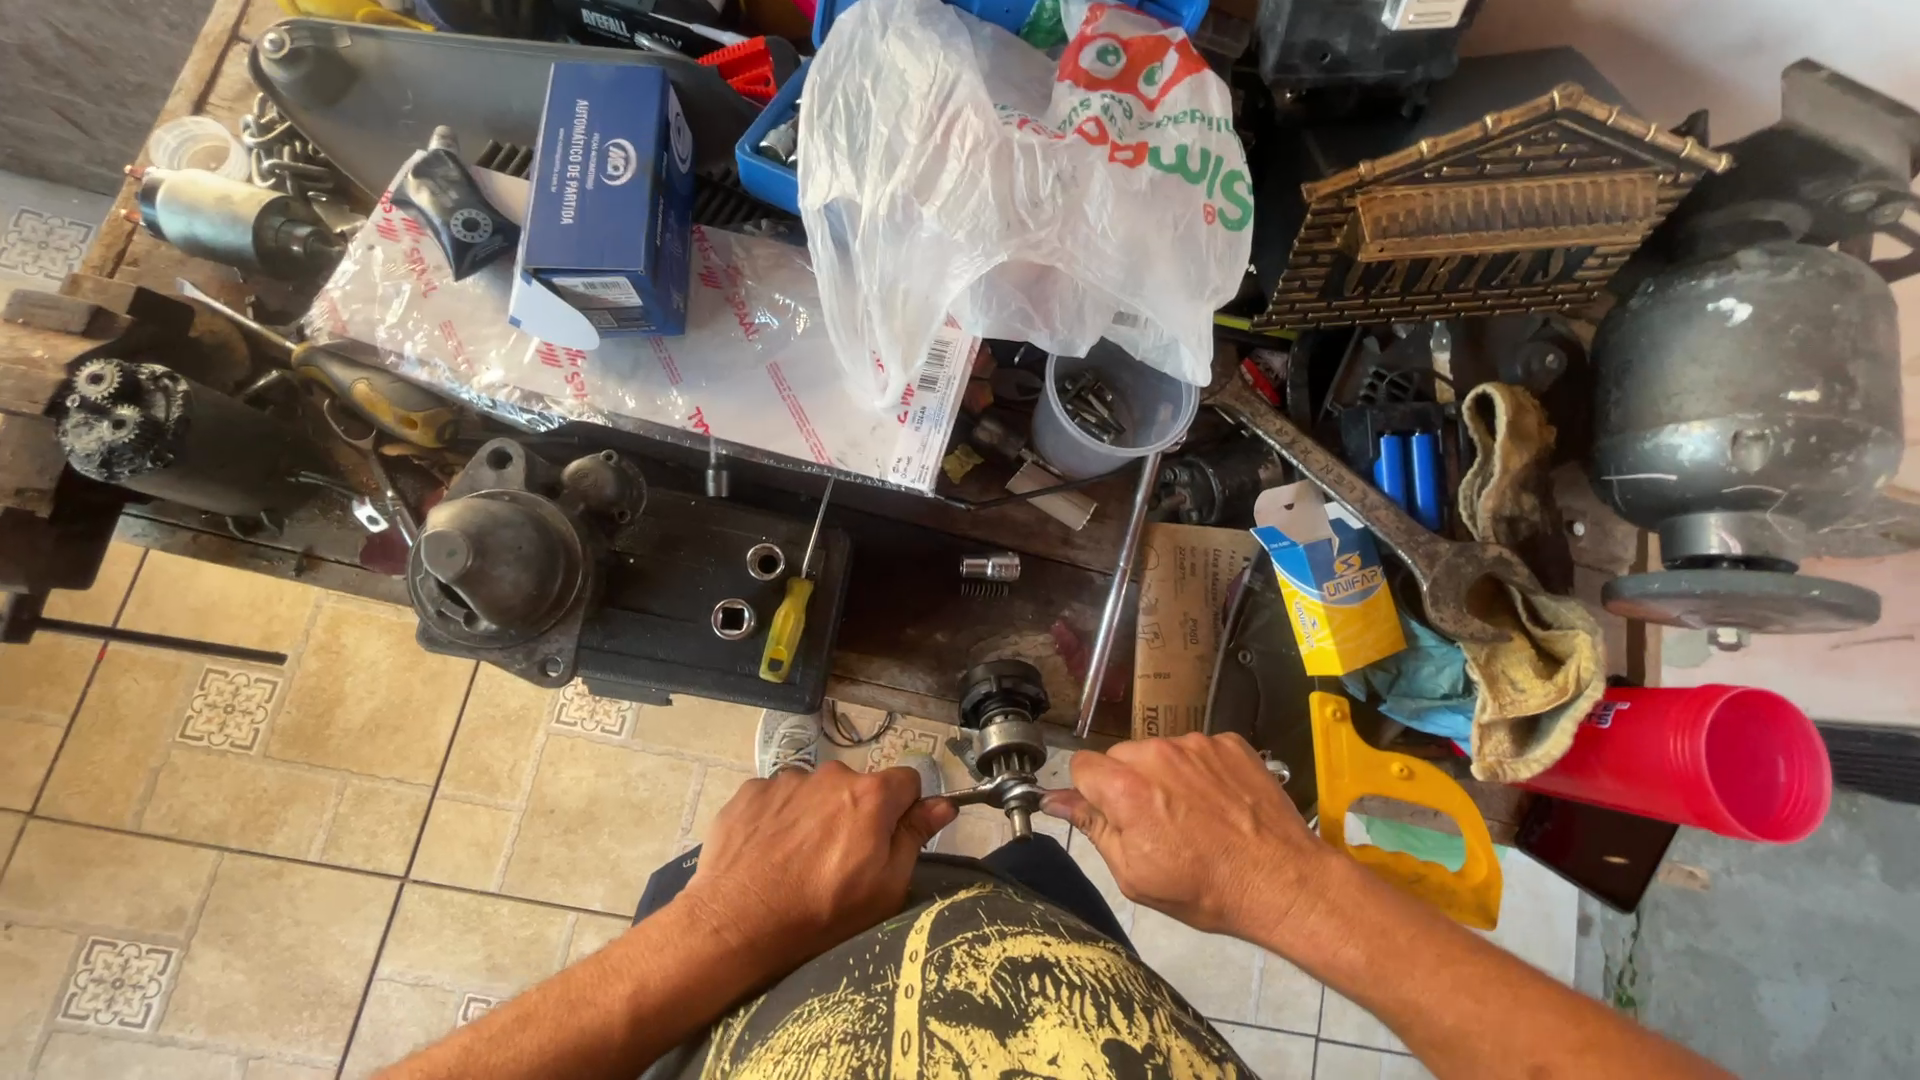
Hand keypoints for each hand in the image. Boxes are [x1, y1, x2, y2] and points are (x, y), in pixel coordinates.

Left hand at [678, 761, 955, 974]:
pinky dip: (778, 818)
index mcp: (871, 795)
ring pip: (815, 791)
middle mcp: (831, 774)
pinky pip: (777, 798)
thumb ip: (914, 837)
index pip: (907, 780)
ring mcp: (786, 779)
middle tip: (837, 860)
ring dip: (814, 814)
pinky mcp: (750, 791)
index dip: (903, 809)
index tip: (887, 840)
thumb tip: (944, 805)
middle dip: (854, 813)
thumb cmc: (821, 914)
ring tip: (796, 860)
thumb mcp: (885, 888)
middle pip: (857, 786)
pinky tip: (767, 853)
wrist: (734, 926)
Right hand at [1041, 733, 1331, 938]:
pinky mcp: (1228, 742)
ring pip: (1158, 751)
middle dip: (1127, 783)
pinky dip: (1200, 769)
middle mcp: (1156, 754)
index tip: (1111, 814)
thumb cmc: (1207, 889)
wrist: (1284, 882)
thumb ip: (1093, 828)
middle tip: (1154, 822)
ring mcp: (1195, 744)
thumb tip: (1056, 801)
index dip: (1091, 792)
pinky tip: (1217, 802)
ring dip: (1164, 774)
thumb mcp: (1135, 874)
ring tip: (1192, 814)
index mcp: (1125, 788)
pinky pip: (1196, 749)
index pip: (1082, 765)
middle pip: (1120, 755)